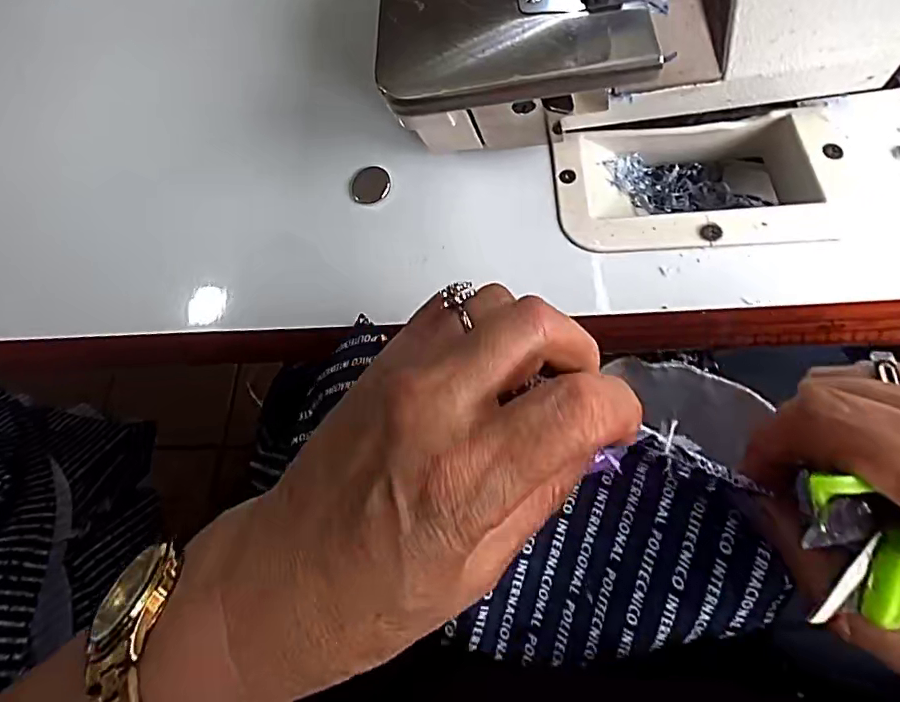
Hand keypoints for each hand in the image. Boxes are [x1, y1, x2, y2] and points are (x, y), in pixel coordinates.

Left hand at [140, 287, 640, 701]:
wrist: (282, 577)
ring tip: (525, 379)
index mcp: (467, 480)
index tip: (617, 421)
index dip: (617, 405)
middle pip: (537, 323)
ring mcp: (404, 372)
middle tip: (576, 389)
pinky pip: (452, 305)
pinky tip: (483, 366)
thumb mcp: (483, 568)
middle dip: (579, 350)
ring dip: (530, 333)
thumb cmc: (377, 598)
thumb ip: (546, 488)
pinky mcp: (384, 356)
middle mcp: (436, 408)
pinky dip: (484, 324)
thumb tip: (593, 436)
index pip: (574, 406)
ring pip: (496, 301)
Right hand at [742, 363, 899, 701]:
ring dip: (836, 430)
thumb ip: (836, 589)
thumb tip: (771, 515)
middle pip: (841, 386)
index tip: (759, 483)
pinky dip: (874, 424)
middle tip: (807, 503)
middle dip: (801, 439)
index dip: (775, 443)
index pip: (838, 419)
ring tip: (858, 498)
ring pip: (866, 377)